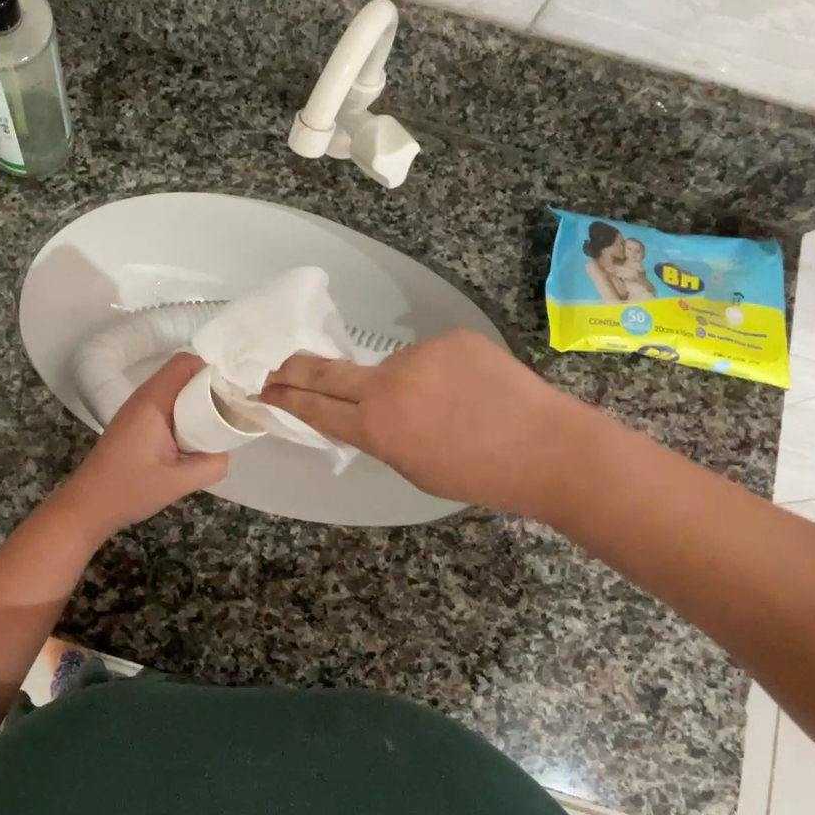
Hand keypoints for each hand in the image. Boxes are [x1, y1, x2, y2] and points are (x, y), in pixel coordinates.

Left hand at [53, 353, 230, 538]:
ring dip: (198, 405)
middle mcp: (144, 398)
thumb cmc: (129, 490)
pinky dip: (185, 416)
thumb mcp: (177, 482)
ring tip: (216, 428)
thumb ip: (211, 465)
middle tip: (230, 413)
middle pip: (183, 375)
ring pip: (176, 392)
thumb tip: (226, 452)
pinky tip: (194, 440)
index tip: (232, 394)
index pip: (185, 364)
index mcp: (152, 402)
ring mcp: (138, 410)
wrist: (89, 505)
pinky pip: (168, 407)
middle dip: (210, 389)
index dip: (212, 372)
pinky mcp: (137, 423)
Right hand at [260, 329, 591, 516]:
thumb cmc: (479, 475)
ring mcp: (420, 355)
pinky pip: (429, 356)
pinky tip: (468, 392)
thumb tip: (370, 411)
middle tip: (277, 369)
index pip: (314, 406)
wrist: (548, 448)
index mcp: (376, 426)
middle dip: (295, 370)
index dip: (286, 397)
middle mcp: (388, 384)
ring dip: (401, 384)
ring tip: (444, 407)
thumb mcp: (413, 469)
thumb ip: (380, 437)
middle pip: (325, 369)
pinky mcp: (452, 338)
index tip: (266, 389)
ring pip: (392, 368)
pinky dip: (438, 373)